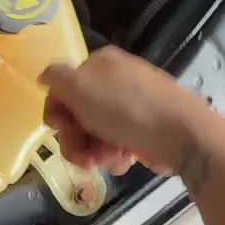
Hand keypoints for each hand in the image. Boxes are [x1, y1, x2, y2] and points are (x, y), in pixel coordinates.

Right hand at [40, 45, 222, 178]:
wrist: (180, 134)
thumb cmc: (126, 108)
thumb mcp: (80, 86)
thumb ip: (56, 78)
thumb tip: (44, 76)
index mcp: (99, 65)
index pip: (61, 90)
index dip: (57, 113)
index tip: (62, 128)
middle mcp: (113, 83)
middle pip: (75, 116)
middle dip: (75, 139)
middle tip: (84, 154)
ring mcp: (128, 108)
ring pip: (92, 135)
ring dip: (93, 151)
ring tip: (108, 159)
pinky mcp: (140, 130)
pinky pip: (113, 145)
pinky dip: (113, 156)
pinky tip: (123, 159)